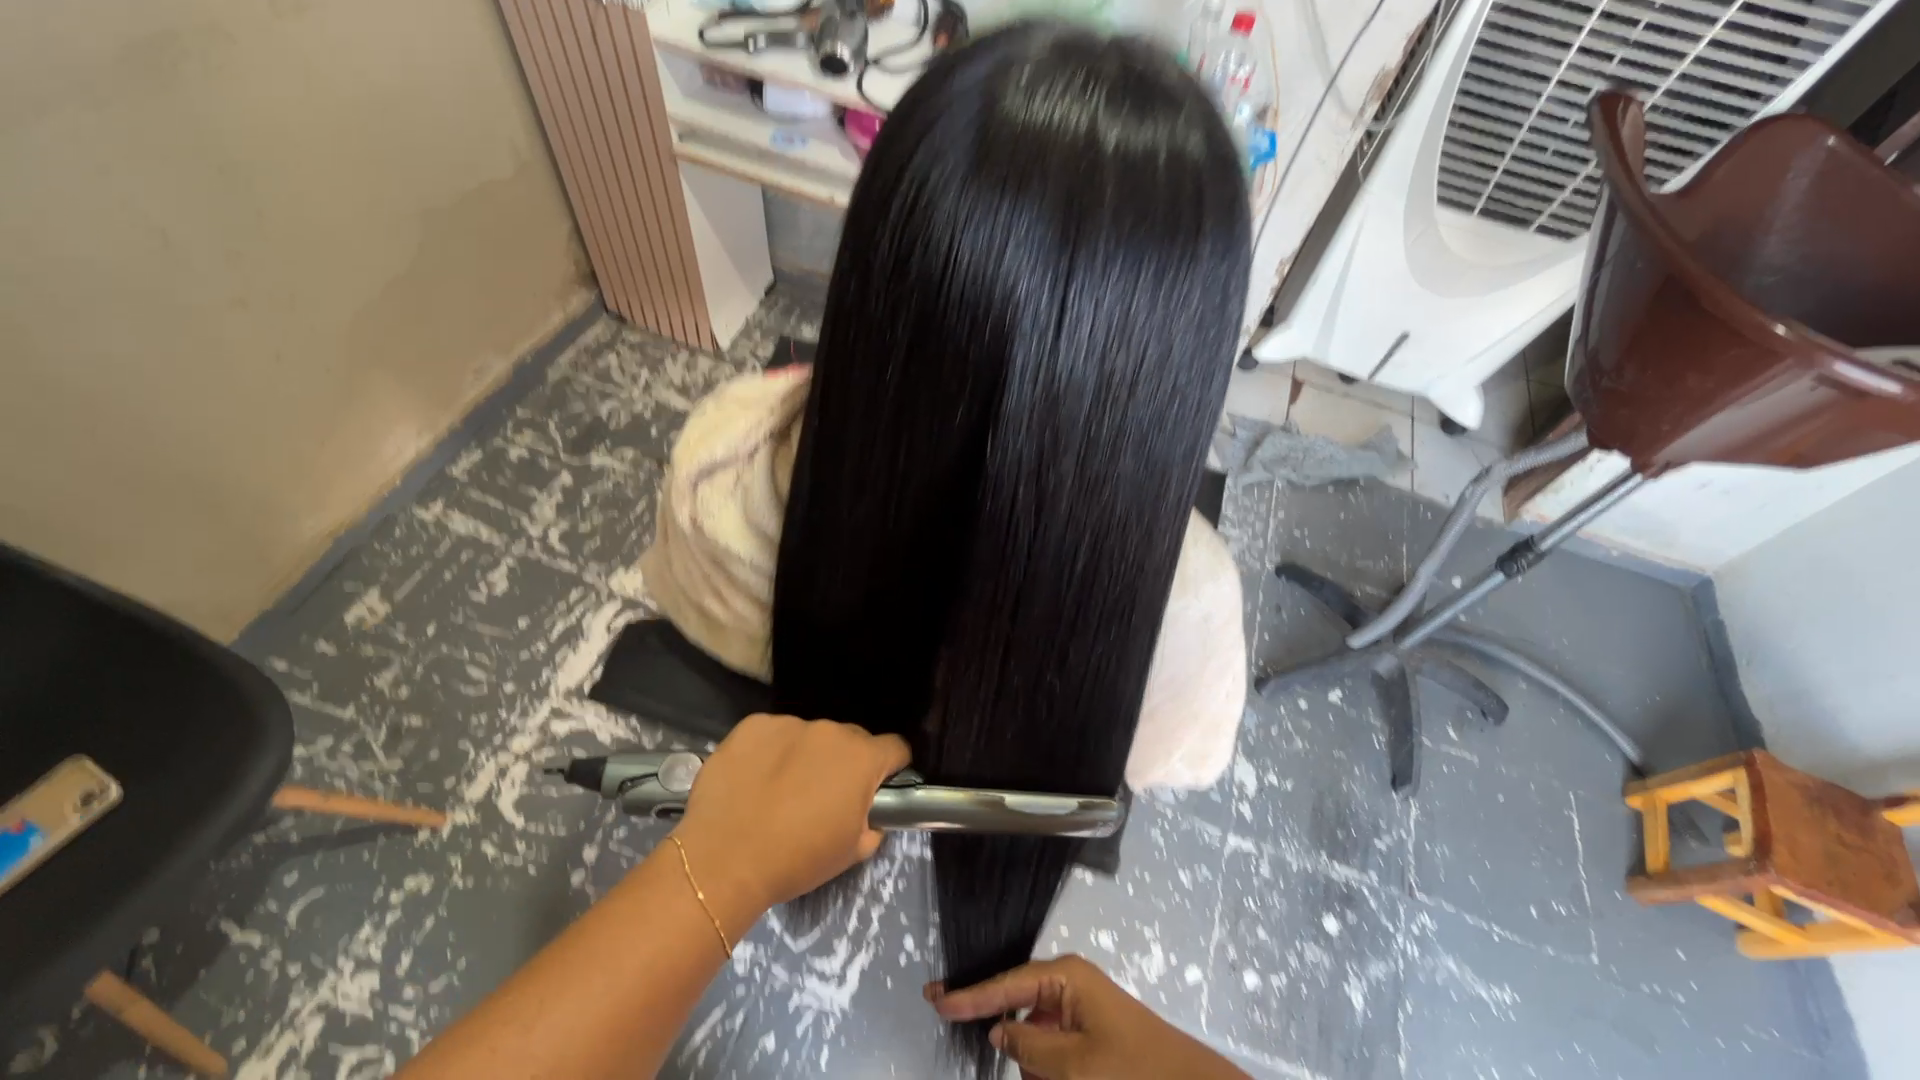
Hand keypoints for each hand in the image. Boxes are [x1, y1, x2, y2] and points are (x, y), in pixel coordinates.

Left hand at [672, 713, 909, 916]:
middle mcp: (829, 731)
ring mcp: (788, 724)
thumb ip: (873, 823)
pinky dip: (770, 751)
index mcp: (862, 759)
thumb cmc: (796, 861)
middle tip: (823, 797)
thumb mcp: (852, 852)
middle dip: (846, 763)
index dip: (891, 769)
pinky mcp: (751, 726)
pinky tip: (754, 780)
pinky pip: (773, 734)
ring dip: (806, 756)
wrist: (723, 861)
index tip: (877, 789)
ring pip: (809, 736)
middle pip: (851, 739)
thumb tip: (868, 812)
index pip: (896, 748)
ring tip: (781, 790)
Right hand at [928, 955, 1249, 1079]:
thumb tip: (1000, 1031)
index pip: (1006, 984)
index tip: (936, 1000)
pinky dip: (1044, 1064)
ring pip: (1031, 1030)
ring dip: (1029, 1057)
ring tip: (1057, 1075)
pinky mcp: (1087, 1033)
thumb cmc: (1131, 1067)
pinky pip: (1050, 1045)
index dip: (970, 996)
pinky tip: (1052, 1076)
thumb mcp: (1074, 1064)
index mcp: (1066, 978)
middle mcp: (1069, 985)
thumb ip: (1028, 1045)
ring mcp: (1078, 1009)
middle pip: (1014, 999)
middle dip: (992, 1016)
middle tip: (942, 1004)